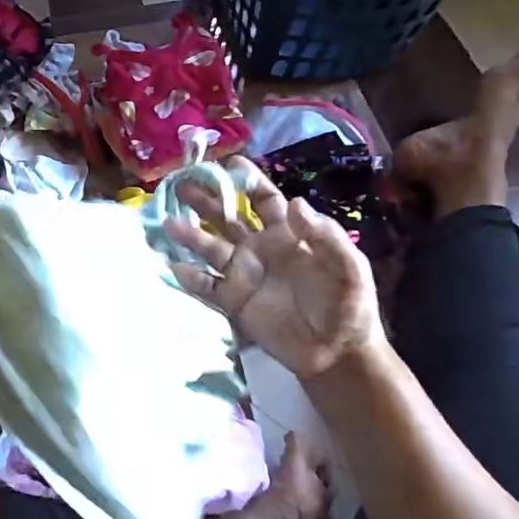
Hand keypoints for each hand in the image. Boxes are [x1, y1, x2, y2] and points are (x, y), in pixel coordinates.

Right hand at [166, 157, 384, 379]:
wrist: (337, 355)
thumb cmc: (347, 306)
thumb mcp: (349, 268)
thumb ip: (326, 236)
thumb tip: (295, 203)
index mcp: (287, 235)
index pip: (264, 200)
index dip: (248, 180)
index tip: (229, 163)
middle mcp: (260, 249)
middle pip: (228, 218)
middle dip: (207, 200)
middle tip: (182, 184)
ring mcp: (244, 275)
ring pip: (211, 248)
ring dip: (190, 235)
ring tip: (169, 222)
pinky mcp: (234, 302)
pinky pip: (207, 287)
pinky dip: (190, 278)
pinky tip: (173, 267)